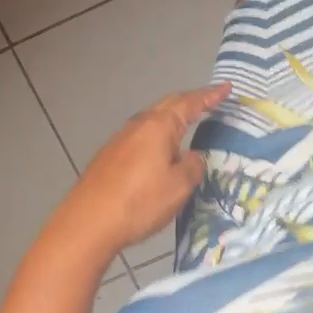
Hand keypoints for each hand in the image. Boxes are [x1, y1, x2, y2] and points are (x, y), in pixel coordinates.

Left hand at [58, 84, 230, 254]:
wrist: (86, 225)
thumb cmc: (138, 202)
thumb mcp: (179, 187)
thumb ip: (193, 166)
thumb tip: (193, 157)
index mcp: (159, 126)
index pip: (190, 103)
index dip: (210, 96)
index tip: (226, 88)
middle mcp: (139, 125)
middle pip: (169, 105)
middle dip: (191, 102)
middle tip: (210, 102)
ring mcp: (120, 140)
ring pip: (153, 121)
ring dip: (172, 120)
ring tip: (187, 126)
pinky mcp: (109, 157)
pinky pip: (141, 136)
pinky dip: (157, 136)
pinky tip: (159, 153)